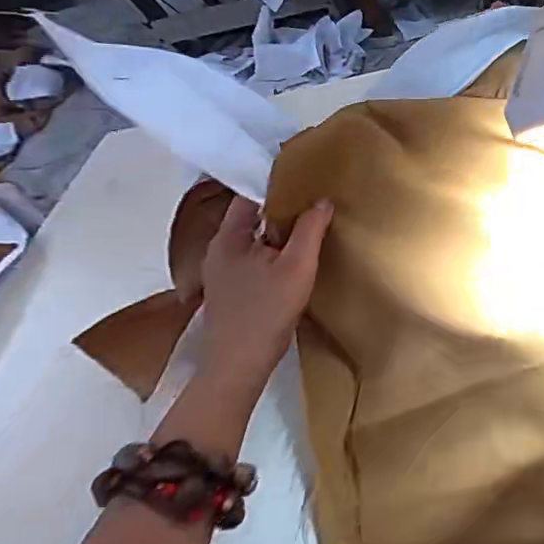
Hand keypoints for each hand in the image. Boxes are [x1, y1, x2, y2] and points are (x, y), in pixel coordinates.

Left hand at [197, 196, 331, 388]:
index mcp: (228, 238)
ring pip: (256, 238)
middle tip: (316, 199)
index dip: (278, 185)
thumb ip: (310, 229)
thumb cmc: (266, 311)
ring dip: (281, 231)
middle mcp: (220, 249)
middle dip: (283, 207)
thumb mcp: (297, 266)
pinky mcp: (233, 288)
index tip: (307, 179)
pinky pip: (256, 256)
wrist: (239, 364)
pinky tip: (297, 257)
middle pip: (253, 216)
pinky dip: (275, 250)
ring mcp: (224, 271)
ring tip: (311, 225)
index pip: (250, 196)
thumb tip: (322, 200)